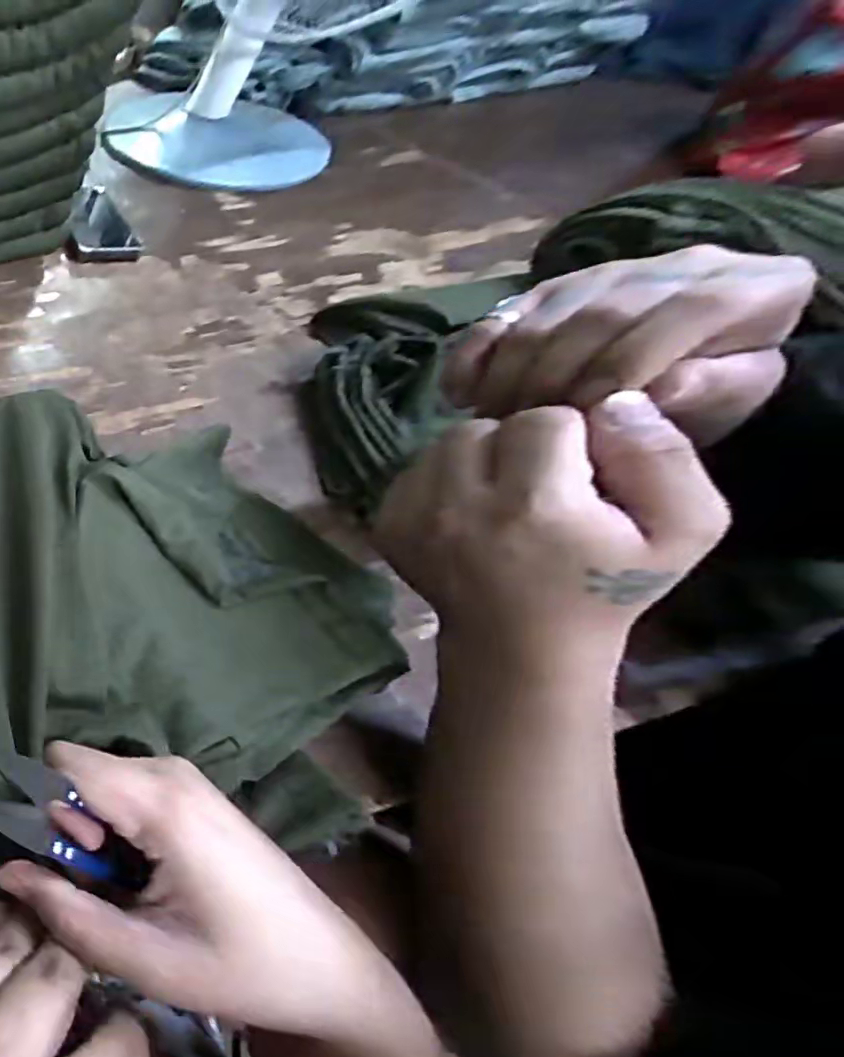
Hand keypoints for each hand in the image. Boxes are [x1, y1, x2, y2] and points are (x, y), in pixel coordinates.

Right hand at [0, 745, 424, 1056]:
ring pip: (95, 774)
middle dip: (70, 820)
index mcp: (160, 800)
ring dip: (92, 824)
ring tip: (131, 880)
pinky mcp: (188, 785)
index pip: (62, 765)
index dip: (51, 811)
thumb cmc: (242, 968)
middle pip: (76, 767)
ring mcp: (181, 773)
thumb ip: (66, 913)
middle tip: (106, 878)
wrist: (331, 968)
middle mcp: (167, 769)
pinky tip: (148, 868)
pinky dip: (114, 819)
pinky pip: (121, 782)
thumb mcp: (146, 959)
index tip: (81, 862)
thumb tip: (6, 870)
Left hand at [0, 902, 149, 1056]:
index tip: (124, 1021)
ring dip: (34, 927)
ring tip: (51, 919)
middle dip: (79, 956)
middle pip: (54, 977)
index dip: (129, 1033)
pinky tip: (2, 916)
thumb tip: (110, 1033)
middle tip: (89, 950)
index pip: (113, 1056)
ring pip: (4, 942)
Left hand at [373, 395, 729, 652]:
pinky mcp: (384, 526)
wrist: (517, 641)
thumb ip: (661, 456)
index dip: (570, 434)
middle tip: (537, 478)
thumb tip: (613, 403)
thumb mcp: (683, 529)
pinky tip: (465, 508)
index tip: (580, 469)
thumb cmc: (606, 588)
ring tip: (500, 491)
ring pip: (439, 446)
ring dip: (472, 457)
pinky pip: (409, 474)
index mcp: (533, 504)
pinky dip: (438, 480)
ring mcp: (411, 518)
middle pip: (478, 428)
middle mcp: (458, 506)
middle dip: (513, 442)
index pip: (541, 419)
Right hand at [445, 245, 811, 441]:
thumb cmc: (708, 390)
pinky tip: (461, 397)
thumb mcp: (732, 398)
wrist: (682, 364)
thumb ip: (707, 392)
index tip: (581, 418)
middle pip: (594, 319)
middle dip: (551, 380)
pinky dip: (467, 362)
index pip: (677, 317)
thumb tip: (650, 393)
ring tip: (494, 420)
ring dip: (505, 379)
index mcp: (747, 287)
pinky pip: (491, 322)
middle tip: (522, 428)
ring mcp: (599, 275)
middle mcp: (672, 267)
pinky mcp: (542, 291)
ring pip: (537, 323)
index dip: (623, 370)